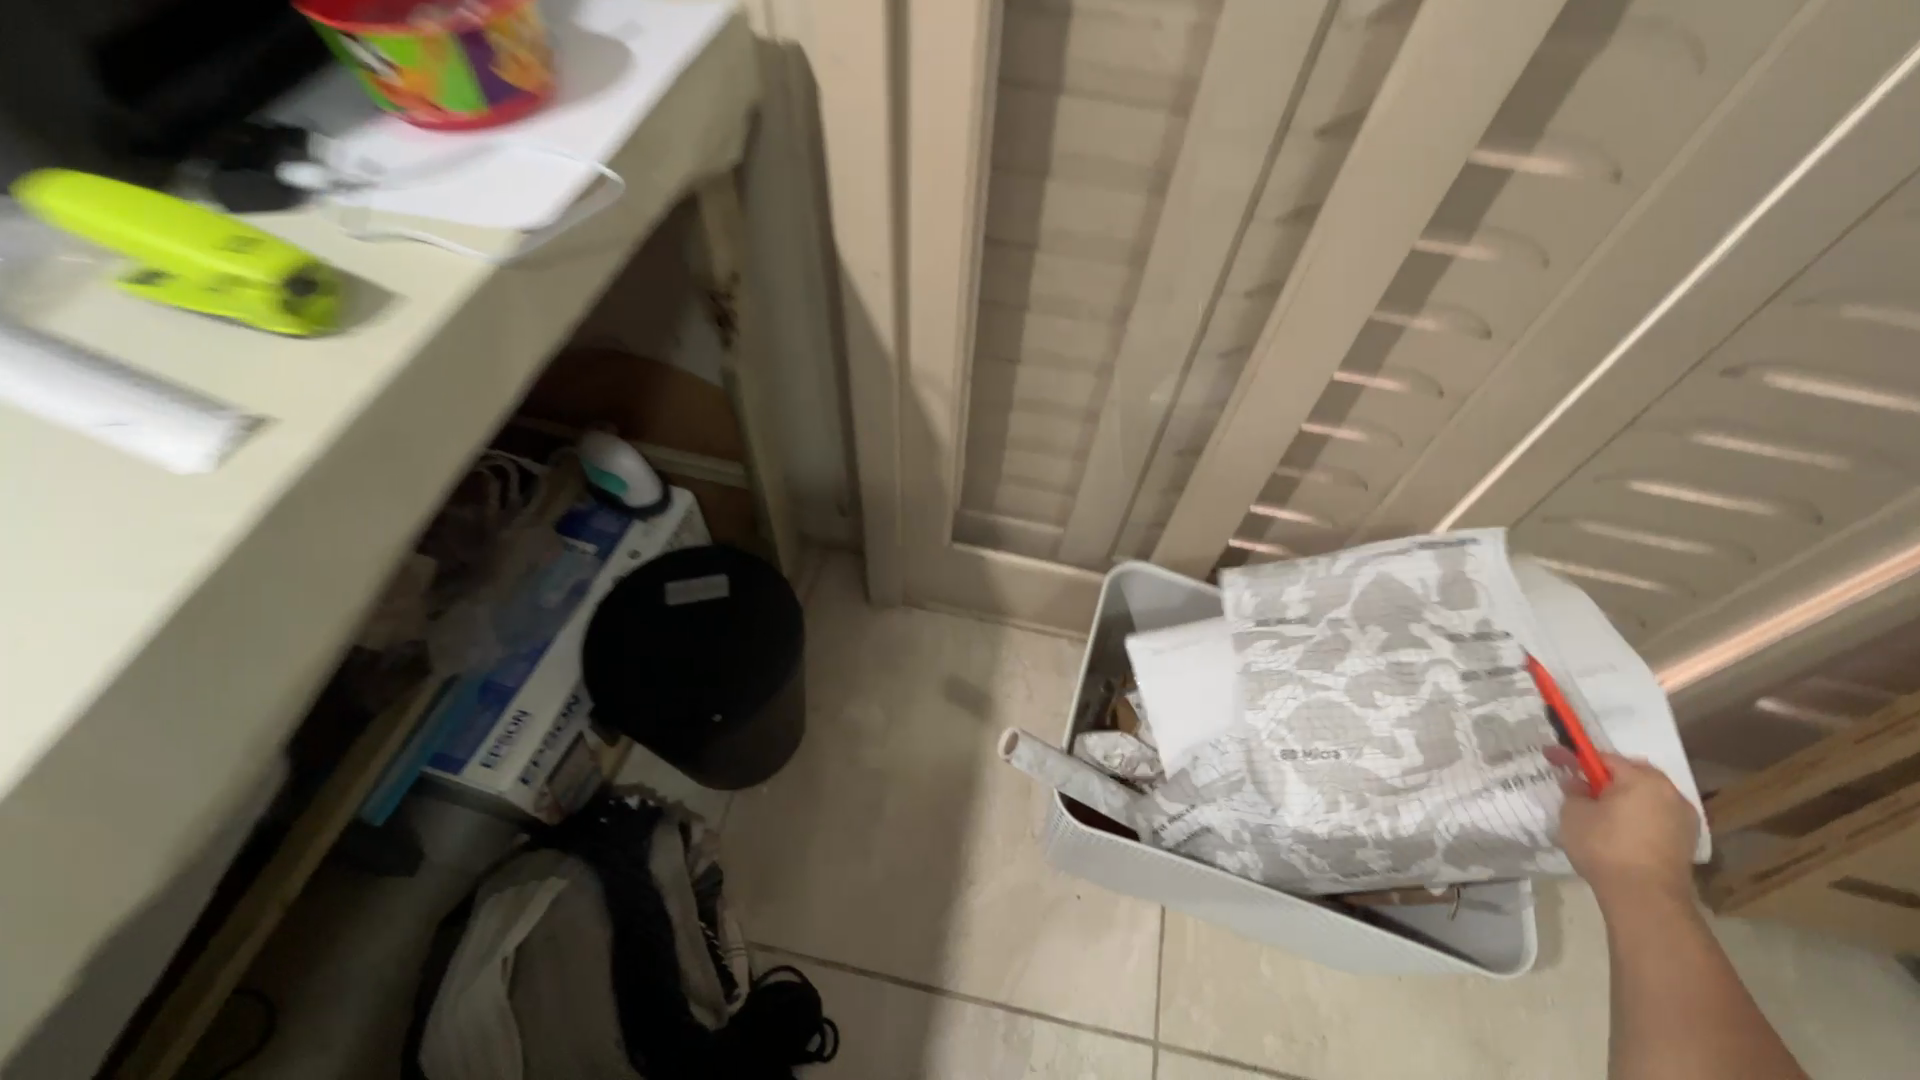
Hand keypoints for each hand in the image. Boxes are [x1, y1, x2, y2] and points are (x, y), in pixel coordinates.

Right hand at [1548, 747, 1699, 907]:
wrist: (1644, 896)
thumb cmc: (1604, 846)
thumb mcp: (1574, 813)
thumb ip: (1574, 791)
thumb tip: (1577, 783)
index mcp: (1642, 780)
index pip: (1603, 758)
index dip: (1575, 757)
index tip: (1553, 755)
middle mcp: (1670, 792)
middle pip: (1632, 774)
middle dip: (1606, 777)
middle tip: (1581, 787)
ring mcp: (1684, 818)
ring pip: (1648, 796)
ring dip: (1625, 797)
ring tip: (1601, 811)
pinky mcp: (1687, 841)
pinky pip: (1658, 816)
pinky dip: (1639, 816)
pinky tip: (1621, 830)